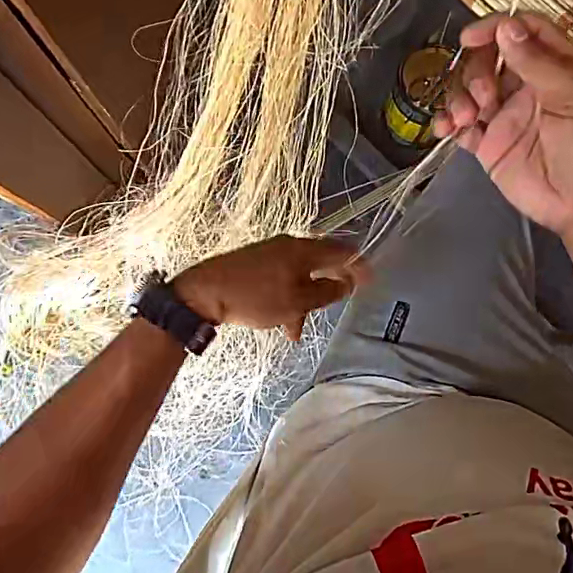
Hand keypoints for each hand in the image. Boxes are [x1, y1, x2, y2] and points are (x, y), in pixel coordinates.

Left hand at [172, 235, 365, 340]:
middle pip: (322, 262)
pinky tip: (281, 321)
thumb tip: (345, 285)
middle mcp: (290, 244)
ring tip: (298, 328)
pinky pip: (283, 278)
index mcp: (304, 249)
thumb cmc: (255, 297)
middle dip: (332, 284)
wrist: (202, 292)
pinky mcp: (255, 263)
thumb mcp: (297, 302)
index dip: (359, 265)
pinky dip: (289, 296)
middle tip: (341, 300)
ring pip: (300, 274)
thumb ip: (326, 293)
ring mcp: (270, 252)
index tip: (369, 280)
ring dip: (306, 298)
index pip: (343, 251)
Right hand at [432, 13, 572, 238]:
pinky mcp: (491, 146)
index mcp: (559, 68)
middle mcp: (530, 87)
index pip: (524, 31)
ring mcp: (508, 117)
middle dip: (477, 68)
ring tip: (467, 118)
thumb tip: (507, 28)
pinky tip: (446, 129)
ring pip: (471, 88)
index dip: (497, 27)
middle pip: (490, 57)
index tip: (472, 38)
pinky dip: (448, 122)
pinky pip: (462, 126)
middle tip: (483, 94)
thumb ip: (540, 64)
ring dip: (460, 95)